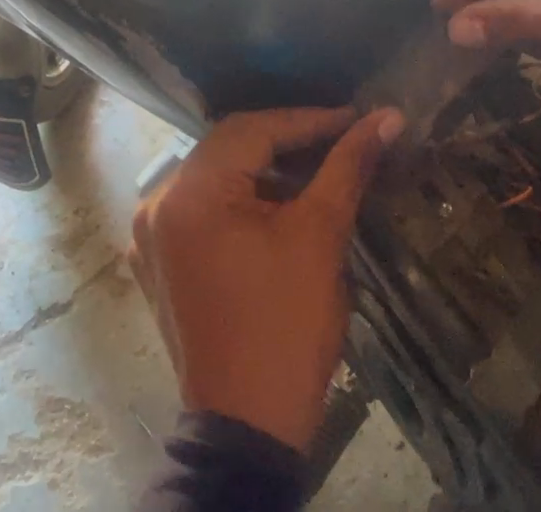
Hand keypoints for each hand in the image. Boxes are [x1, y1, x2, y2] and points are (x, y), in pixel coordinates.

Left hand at [129, 106, 403, 450]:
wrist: (248, 423)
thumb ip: (349, 166)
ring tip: (319, 169)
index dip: (310, 120)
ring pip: (216, 178)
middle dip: (288, 141)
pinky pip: (202, 211)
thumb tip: (388, 117)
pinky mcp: (159, 265)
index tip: (358, 119)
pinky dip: (242, 200)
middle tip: (342, 141)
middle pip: (229, 149)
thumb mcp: (321, 234)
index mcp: (189, 192)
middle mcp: (157, 205)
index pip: (253, 129)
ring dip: (266, 170)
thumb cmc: (285, 323)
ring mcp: (152, 238)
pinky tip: (281, 206)